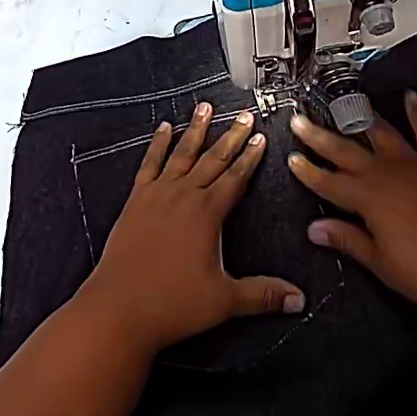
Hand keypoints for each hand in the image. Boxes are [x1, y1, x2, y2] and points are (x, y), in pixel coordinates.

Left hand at [74, 102, 304, 351]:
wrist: (120, 308)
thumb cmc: (171, 304)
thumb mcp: (224, 300)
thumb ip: (262, 295)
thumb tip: (296, 299)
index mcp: (207, 213)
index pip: (236, 177)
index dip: (251, 157)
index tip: (260, 138)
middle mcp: (184, 195)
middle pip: (214, 158)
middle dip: (232, 135)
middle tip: (243, 116)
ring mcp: (158, 194)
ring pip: (183, 152)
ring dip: (196, 129)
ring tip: (205, 107)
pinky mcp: (136, 199)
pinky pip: (150, 163)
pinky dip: (158, 144)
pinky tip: (163, 129)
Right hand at [286, 90, 416, 333]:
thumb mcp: (383, 264)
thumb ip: (348, 239)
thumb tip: (316, 228)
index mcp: (369, 199)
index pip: (329, 182)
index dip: (308, 171)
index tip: (292, 158)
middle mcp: (388, 174)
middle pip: (346, 151)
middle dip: (319, 136)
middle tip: (300, 121)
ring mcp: (415, 165)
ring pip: (379, 134)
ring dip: (359, 119)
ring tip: (342, 104)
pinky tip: (411, 98)